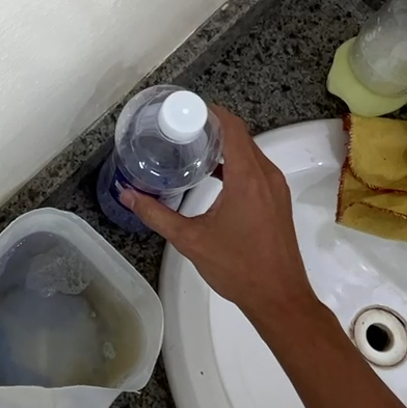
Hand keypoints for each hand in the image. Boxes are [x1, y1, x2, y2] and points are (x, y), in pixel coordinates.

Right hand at [120, 104, 320, 324]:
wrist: (279, 299)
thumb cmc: (237, 267)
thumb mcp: (190, 240)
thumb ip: (156, 214)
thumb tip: (127, 194)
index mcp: (247, 177)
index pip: (233, 127)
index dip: (211, 111)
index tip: (185, 108)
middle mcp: (266, 176)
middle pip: (241, 136)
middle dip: (212, 126)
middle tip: (180, 126)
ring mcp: (275, 188)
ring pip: (249, 152)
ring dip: (224, 145)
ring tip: (191, 147)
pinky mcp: (277, 201)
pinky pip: (256, 168)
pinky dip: (234, 162)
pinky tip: (211, 174)